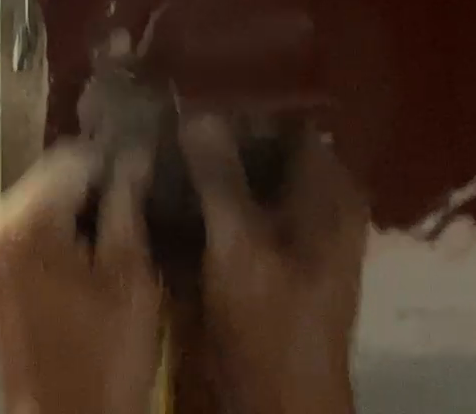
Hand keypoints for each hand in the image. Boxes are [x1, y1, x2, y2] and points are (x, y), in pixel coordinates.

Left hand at [0, 141, 163, 413]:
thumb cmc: (106, 354)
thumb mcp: (129, 274)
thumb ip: (126, 201)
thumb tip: (134, 152)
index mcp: (23, 222)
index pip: (73, 156)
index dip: (112, 157)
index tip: (142, 165)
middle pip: (49, 173)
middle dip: (89, 181)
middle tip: (129, 197)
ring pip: (35, 194)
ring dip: (70, 201)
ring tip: (109, 222)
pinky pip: (20, 221)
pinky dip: (50, 223)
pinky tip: (80, 247)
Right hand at [181, 114, 368, 413]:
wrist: (276, 405)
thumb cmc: (271, 320)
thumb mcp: (241, 243)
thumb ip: (219, 173)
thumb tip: (197, 110)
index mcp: (326, 192)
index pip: (284, 122)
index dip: (238, 105)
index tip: (185, 93)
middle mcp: (309, 202)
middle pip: (258, 148)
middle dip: (209, 133)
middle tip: (157, 115)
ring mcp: (282, 230)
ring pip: (237, 176)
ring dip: (197, 163)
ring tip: (149, 140)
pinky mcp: (254, 255)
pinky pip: (225, 207)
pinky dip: (196, 195)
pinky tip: (156, 182)